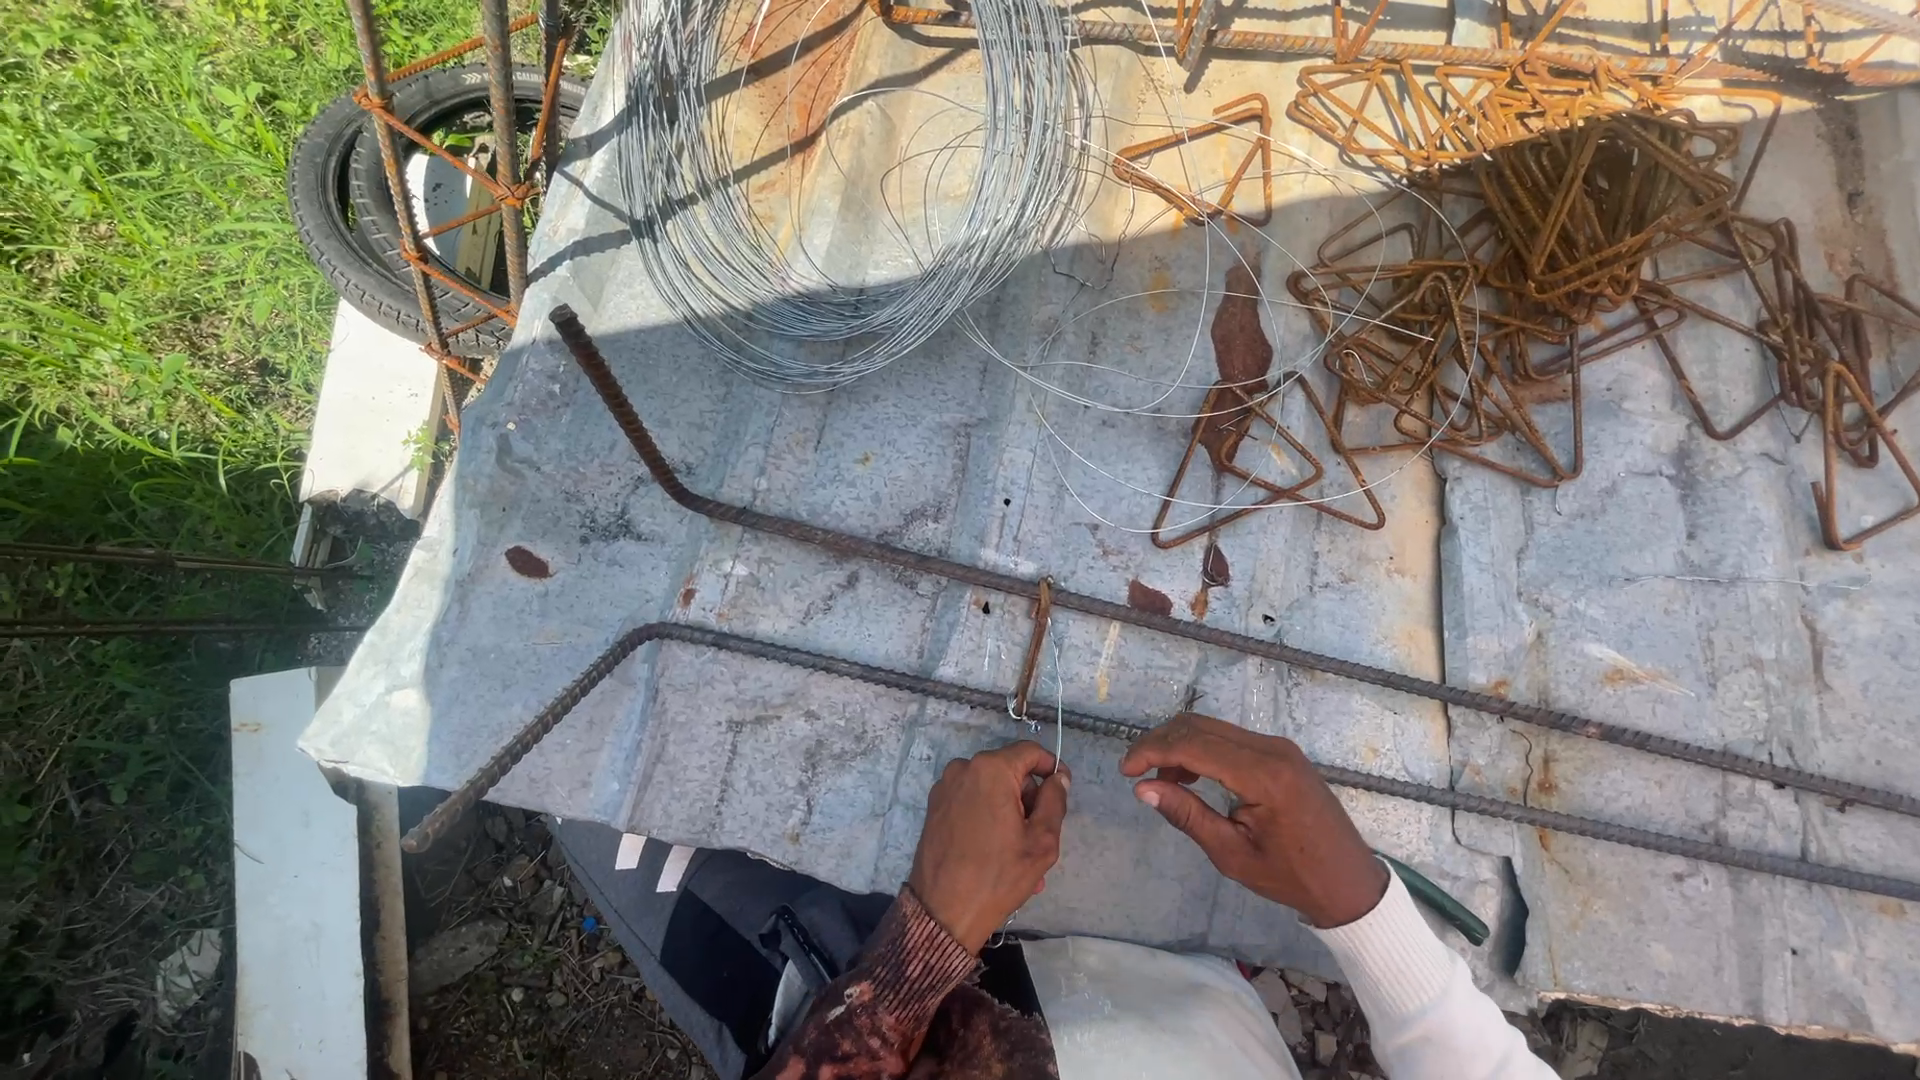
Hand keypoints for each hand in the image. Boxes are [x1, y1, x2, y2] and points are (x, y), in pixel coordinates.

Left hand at [907, 741, 1070, 952]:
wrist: (943, 912)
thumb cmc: (998, 875)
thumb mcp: (1042, 840)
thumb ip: (1055, 800)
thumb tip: (1058, 777)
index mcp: (991, 769)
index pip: (1030, 752)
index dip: (1051, 767)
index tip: (1062, 789)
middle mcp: (964, 768)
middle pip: (1009, 770)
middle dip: (1029, 799)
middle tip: (1042, 836)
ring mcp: (945, 787)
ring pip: (991, 789)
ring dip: (1011, 814)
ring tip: (1021, 856)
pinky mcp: (935, 806)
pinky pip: (972, 801)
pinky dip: (989, 818)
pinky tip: (998, 853)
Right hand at [1120, 713, 1386, 927]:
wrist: (1350, 883)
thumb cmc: (1292, 876)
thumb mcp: (1232, 855)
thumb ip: (1187, 816)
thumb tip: (1143, 789)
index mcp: (1262, 775)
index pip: (1193, 744)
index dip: (1152, 751)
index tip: (1126, 772)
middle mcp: (1271, 749)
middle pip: (1198, 726)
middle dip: (1159, 743)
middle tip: (1135, 773)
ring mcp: (1278, 747)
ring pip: (1211, 728)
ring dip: (1178, 745)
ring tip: (1160, 781)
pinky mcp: (1280, 752)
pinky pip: (1228, 738)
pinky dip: (1199, 749)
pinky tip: (1188, 777)